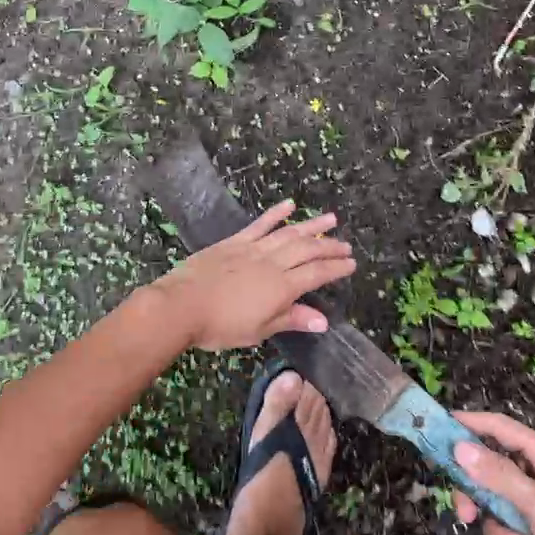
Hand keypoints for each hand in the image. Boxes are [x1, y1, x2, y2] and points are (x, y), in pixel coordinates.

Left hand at [148, 200, 355, 350]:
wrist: (182, 305)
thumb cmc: (220, 325)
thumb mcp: (259, 330)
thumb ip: (291, 319)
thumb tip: (323, 319)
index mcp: (281, 287)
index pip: (316, 274)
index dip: (336, 268)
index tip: (351, 264)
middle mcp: (272, 263)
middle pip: (307, 250)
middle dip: (329, 247)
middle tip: (346, 246)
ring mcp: (253, 248)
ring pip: (288, 233)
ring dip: (312, 226)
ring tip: (331, 219)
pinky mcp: (235, 241)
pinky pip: (260, 224)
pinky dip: (276, 214)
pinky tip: (289, 205)